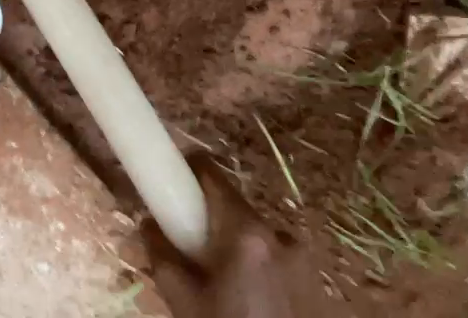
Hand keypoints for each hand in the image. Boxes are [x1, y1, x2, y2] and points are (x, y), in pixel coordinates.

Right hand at [142, 157, 330, 317]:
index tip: (168, 178)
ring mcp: (305, 261)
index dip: (185, 168)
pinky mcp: (319, 285)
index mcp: (245, 232)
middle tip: (190, 246)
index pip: (210, 173)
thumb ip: (160, 253)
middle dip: (210, 218)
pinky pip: (278, 259)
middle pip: (234, 206)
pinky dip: (260, 267)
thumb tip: (148, 223)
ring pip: (257, 235)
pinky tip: (251, 297)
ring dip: (236, 245)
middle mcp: (280, 236)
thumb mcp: (181, 299)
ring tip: (223, 280)